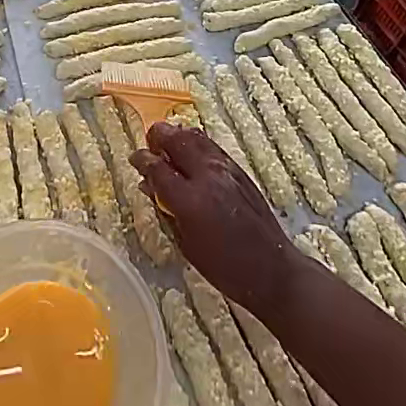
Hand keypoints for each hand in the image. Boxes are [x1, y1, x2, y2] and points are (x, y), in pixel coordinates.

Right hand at [131, 123, 298, 314]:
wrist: (271, 269)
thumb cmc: (224, 267)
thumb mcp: (186, 243)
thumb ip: (166, 210)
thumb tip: (149, 186)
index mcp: (190, 200)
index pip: (158, 167)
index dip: (142, 160)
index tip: (134, 159)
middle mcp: (208, 176)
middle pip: (177, 139)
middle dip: (158, 138)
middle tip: (150, 146)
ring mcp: (226, 169)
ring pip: (196, 137)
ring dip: (177, 137)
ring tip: (167, 147)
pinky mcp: (239, 170)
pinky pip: (211, 146)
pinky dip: (195, 144)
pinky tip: (190, 156)